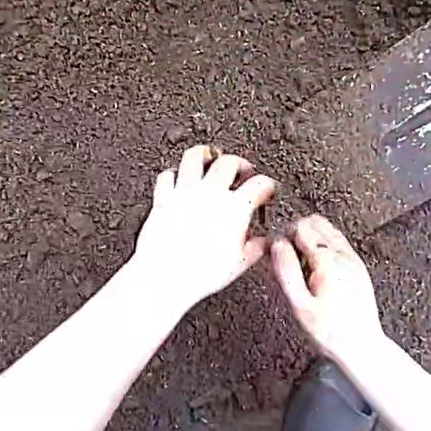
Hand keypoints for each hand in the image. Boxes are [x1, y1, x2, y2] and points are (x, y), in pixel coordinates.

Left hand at [130, 145, 276, 308]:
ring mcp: (185, 192)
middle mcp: (211, 193)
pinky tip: (177, 178)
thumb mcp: (240, 264)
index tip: (266, 189)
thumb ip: (256, 248)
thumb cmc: (201, 273)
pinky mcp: (163, 198)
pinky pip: (167, 176)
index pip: (260, 184)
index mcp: (235, 207)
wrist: (166, 276)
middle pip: (229, 162)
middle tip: (243, 169)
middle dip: (240, 163)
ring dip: (206, 154)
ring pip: (195, 156)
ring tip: (210, 156)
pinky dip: (174, 175)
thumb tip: (263, 243)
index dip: (267, 185)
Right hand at [272, 215, 385, 361]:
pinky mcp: (358, 267)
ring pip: (329, 230)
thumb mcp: (299, 304)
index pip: (302, 228)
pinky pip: (338, 243)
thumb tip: (277, 244)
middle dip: (297, 231)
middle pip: (317, 223)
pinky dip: (324, 245)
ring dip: (311, 237)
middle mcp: (344, 255)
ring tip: (300, 261)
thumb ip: (287, 270)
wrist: (361, 345)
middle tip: (286, 254)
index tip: (275, 248)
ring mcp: (353, 260)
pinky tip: (315, 266)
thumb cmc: (330, 331)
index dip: (284, 234)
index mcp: (328, 262)